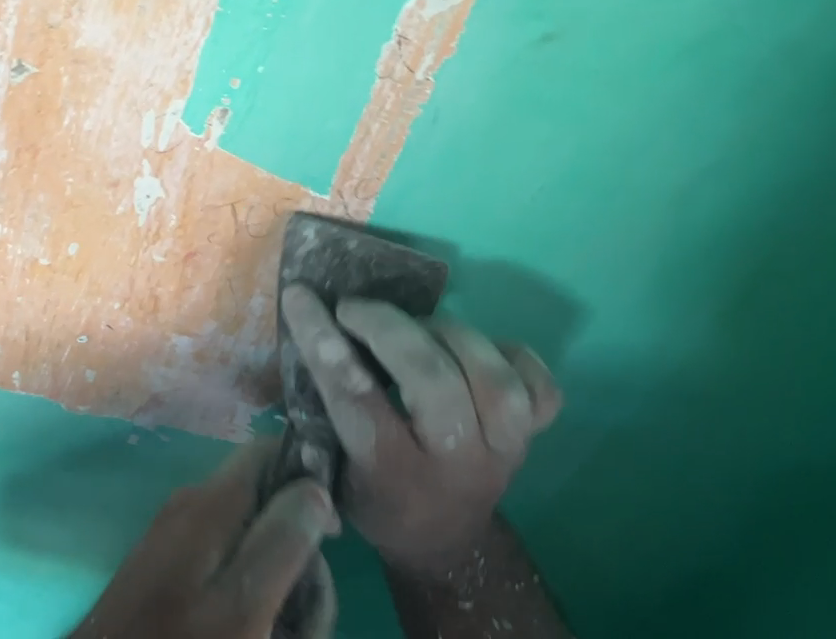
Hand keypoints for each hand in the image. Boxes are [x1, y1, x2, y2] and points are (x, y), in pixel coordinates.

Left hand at [67, 437, 340, 638]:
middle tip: (303, 613)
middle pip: (267, 503)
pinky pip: (230, 565)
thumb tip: (315, 485)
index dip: (308, 478)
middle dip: (298, 554)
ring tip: (282, 633)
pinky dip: (251, 596)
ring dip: (280, 587)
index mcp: (210, 501)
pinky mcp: (173, 566)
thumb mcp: (243, 604)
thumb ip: (281, 541)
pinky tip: (255, 631)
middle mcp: (193, 504)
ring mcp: (179, 536)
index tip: (333, 533)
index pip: (267, 450)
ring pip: (254, 541)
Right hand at [280, 285, 561, 579]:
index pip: (356, 398)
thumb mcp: (328, 470)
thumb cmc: (373, 497)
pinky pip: (539, 386)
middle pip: (433, 382)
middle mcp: (456, 463)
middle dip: (386, 328)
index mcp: (394, 475)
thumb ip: (313, 412)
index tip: (299, 296)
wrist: (445, 540)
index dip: (323, 340)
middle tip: (351, 306)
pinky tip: (469, 345)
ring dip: (445, 332)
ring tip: (409, 322)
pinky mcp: (535, 438)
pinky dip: (508, 353)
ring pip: (493, 378)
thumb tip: (296, 335)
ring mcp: (505, 450)